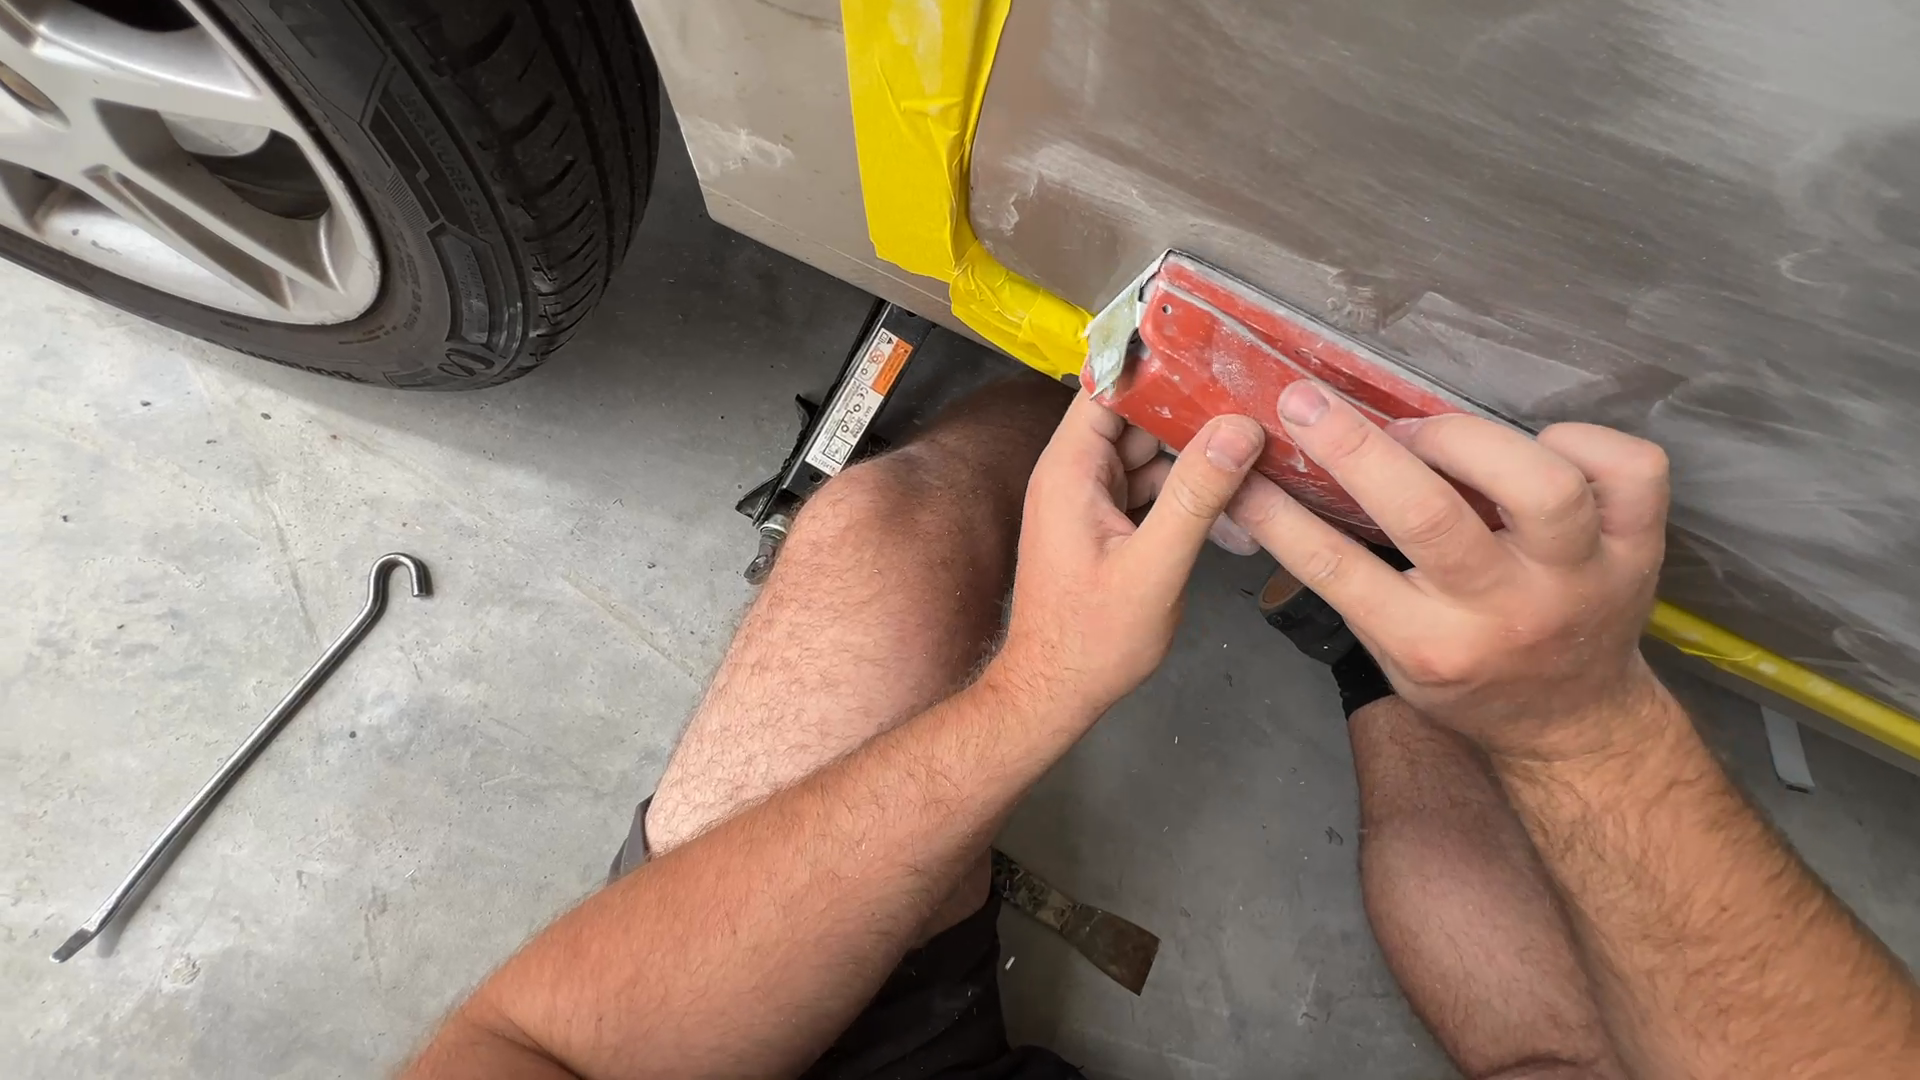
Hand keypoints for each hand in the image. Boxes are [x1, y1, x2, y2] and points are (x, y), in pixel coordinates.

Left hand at [991, 392, 1267, 719]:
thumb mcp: (1154, 566)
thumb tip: (1238, 428)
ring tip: (1252, 433)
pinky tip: (1226, 489)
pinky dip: (1179, 486)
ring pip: (1143, 453)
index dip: (1152, 361)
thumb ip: (1196, 496)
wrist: (1055, 689)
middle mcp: (1072, 476)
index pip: (1105, 389)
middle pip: (1131, 417)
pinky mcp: (1102, 524)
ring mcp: (1087, 500)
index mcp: (1069, 471)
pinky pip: (1145, 487)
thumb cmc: (1092, 638)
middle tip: (1252, 389)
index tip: (1208, 341)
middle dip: (1186, 405)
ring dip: (1189, 448)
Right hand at [1232, 380, 1672, 761]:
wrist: (1570, 720)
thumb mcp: (1386, 652)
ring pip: (1538, 485)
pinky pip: (1631, 470)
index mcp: (1429, 644)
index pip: (1338, 570)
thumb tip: (1280, 497)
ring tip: (1421, 433)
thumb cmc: (1459, 681)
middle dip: (1355, 448)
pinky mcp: (1639, 549)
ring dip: (1462, 439)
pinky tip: (1531, 445)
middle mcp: (1504, 611)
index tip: (1239, 473)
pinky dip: (1578, 439)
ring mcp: (1582, 577)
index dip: (1280, 516)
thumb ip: (1348, 579)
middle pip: (1429, 516)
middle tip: (1305, 403)